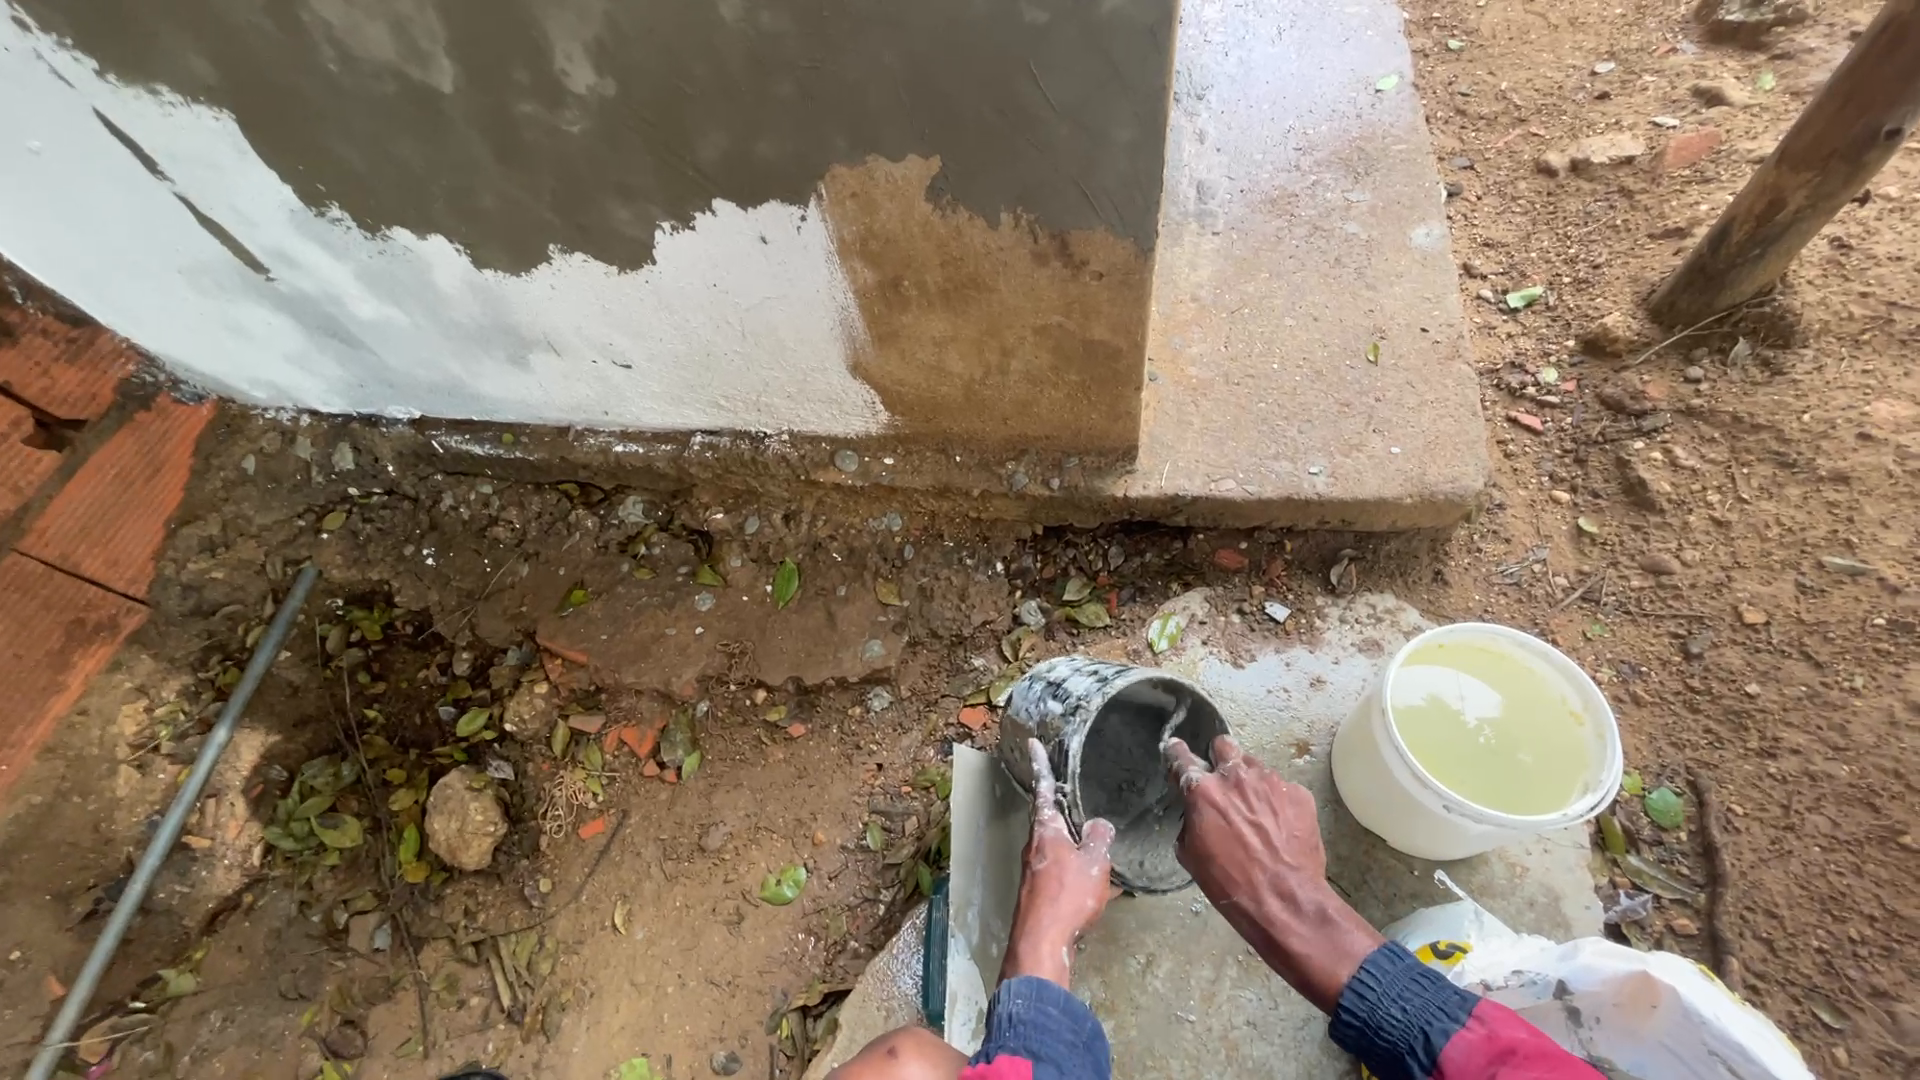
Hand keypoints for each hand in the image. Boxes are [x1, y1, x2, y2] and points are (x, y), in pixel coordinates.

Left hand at [1001, 739, 1115, 988]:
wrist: (1041, 942)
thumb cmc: (1066, 895)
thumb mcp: (1094, 863)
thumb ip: (1099, 839)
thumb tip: (1099, 824)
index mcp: (1046, 829)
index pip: (1043, 787)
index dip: (1041, 763)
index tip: (1032, 742)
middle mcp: (1034, 844)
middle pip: (1049, 818)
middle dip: (1064, 810)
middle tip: (1077, 798)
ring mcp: (1033, 868)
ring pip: (1057, 846)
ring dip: (1074, 845)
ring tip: (1097, 850)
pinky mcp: (1038, 891)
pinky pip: (1061, 871)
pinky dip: (1077, 872)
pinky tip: (1096, 888)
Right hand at [1166, 735, 1383, 1012]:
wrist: (1286, 901)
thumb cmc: (1231, 883)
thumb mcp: (1191, 854)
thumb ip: (1191, 818)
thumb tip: (1197, 810)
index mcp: (1203, 790)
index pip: (1180, 757)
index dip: (1176, 752)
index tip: (1177, 750)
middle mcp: (1236, 777)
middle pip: (1223, 745)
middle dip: (1220, 759)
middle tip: (1224, 782)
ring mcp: (1271, 782)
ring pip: (1255, 767)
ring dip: (1251, 783)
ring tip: (1257, 813)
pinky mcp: (1299, 794)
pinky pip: (1282, 788)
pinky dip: (1278, 802)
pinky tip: (1280, 827)